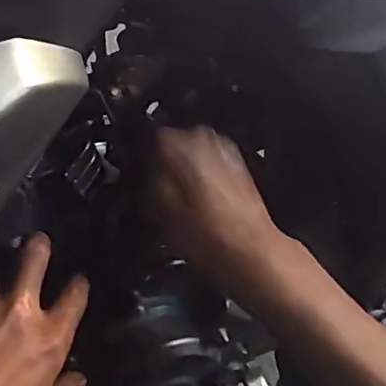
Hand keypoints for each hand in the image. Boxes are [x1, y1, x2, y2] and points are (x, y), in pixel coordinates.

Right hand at [148, 126, 293, 294]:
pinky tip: (200, 203)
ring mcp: (222, 147)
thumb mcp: (154, 210)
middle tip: (155, 192)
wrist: (249, 250)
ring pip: (191, 153)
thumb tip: (141, 178)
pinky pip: (210, 163)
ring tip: (180, 201)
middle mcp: (199, 136)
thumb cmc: (204, 234)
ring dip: (183, 170)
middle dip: (162, 164)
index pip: (144, 140)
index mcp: (172, 141)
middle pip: (169, 144)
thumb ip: (141, 184)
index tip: (136, 178)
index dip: (138, 162)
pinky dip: (202, 176)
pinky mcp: (238, 163)